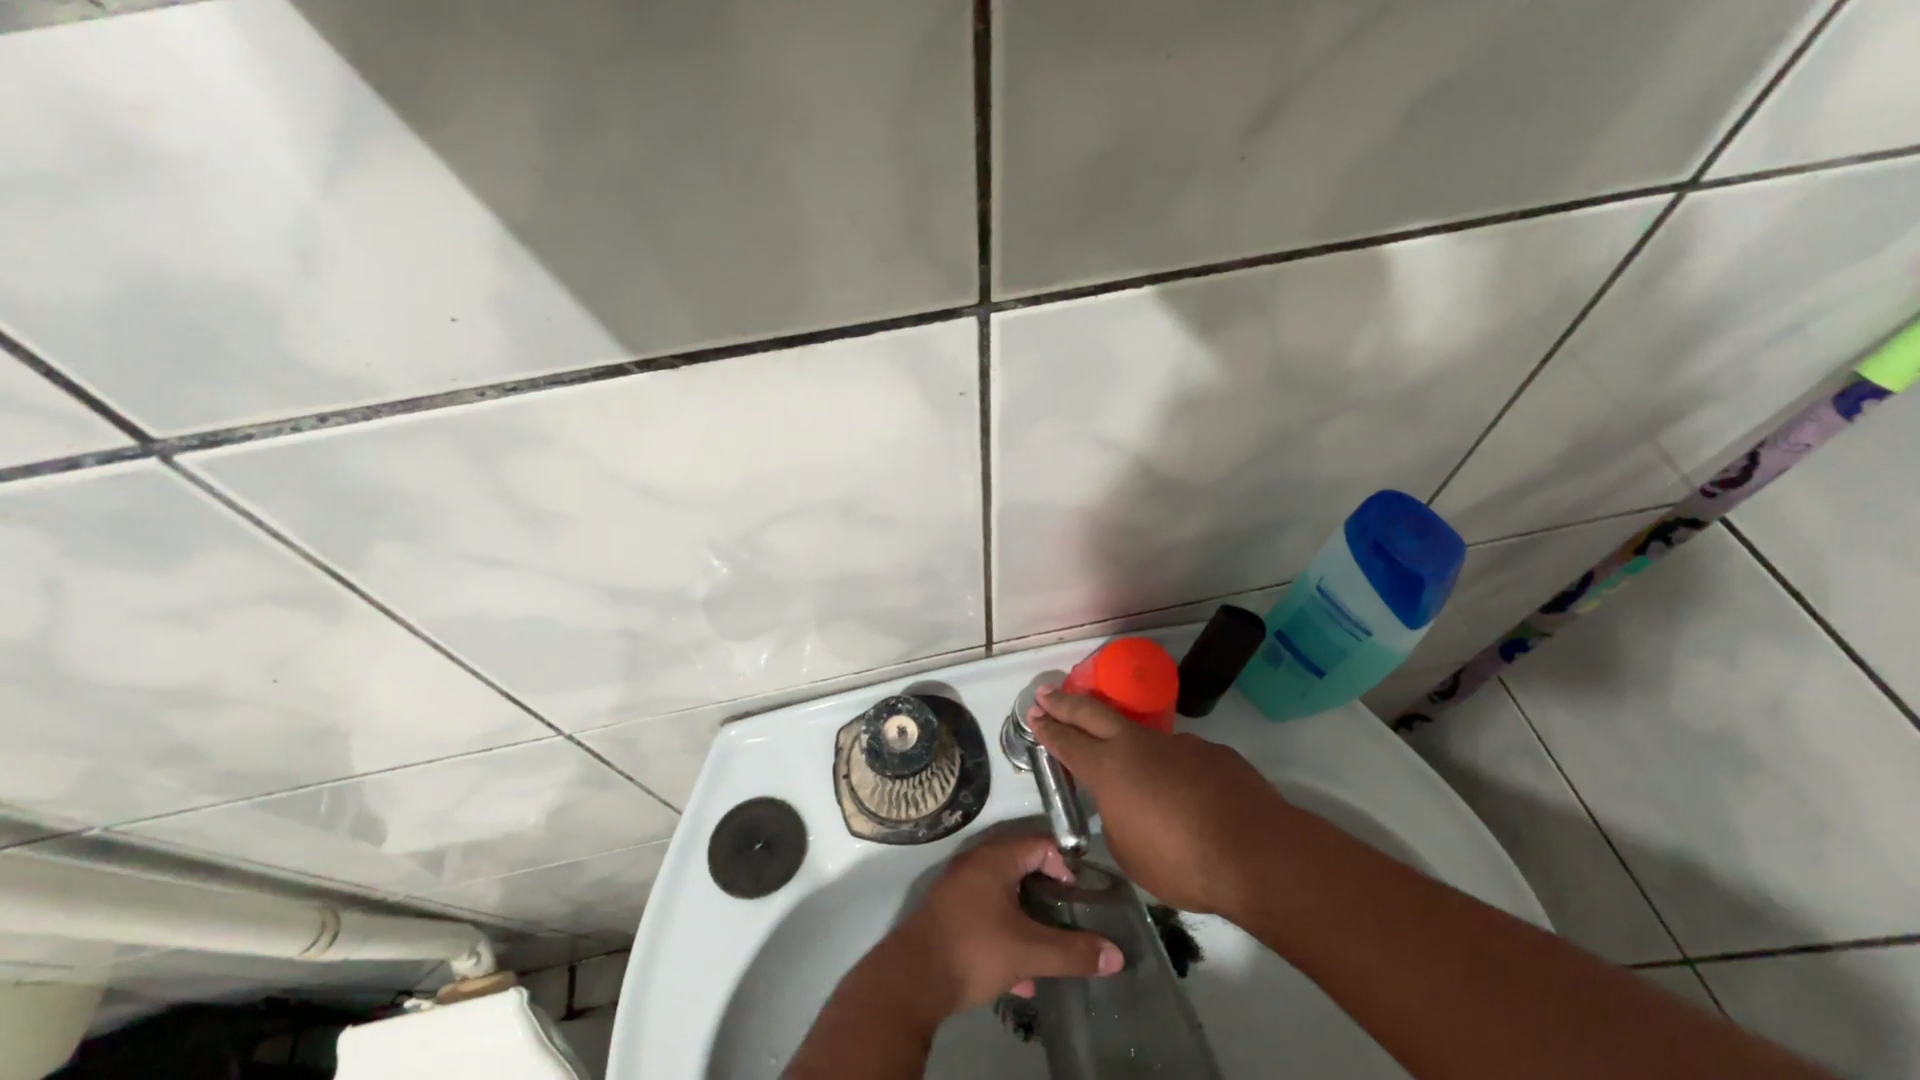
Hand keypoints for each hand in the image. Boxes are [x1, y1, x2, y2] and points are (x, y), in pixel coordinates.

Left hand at [888, 831, 1123, 1012]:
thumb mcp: (1029, 952)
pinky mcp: (949, 920)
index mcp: (994, 860)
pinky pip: (988, 921)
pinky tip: (1022, 979)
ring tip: (1053, 950)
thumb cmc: (973, 950)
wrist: (911, 981)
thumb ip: (1074, 952)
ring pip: (1005, 899)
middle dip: (1049, 895)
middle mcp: (974, 867)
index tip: (1082, 895)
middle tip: (1072, 918)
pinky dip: (1007, 939)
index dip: (1066, 865)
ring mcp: (958, 893)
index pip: (1040, 843)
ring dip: (1029, 922)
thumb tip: (1116, 956)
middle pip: (1023, 869)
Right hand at [1029, 686, 1292, 916]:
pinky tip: (1187, 796)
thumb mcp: (1129, 853)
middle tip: (1047, 693)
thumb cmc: (1180, 862)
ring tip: (1132, 770)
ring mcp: (1180, 744)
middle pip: (1093, 713)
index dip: (1048, 729)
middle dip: (1066, 703)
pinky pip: (1184, 758)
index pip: (1068, 742)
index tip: (1034, 715)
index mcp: (1108, 770)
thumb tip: (1126, 809)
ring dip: (1128, 744)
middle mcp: (1139, 746)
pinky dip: (1175, 770)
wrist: (1256, 853)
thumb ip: (1119, 822)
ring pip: (1144, 738)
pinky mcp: (1215, 753)